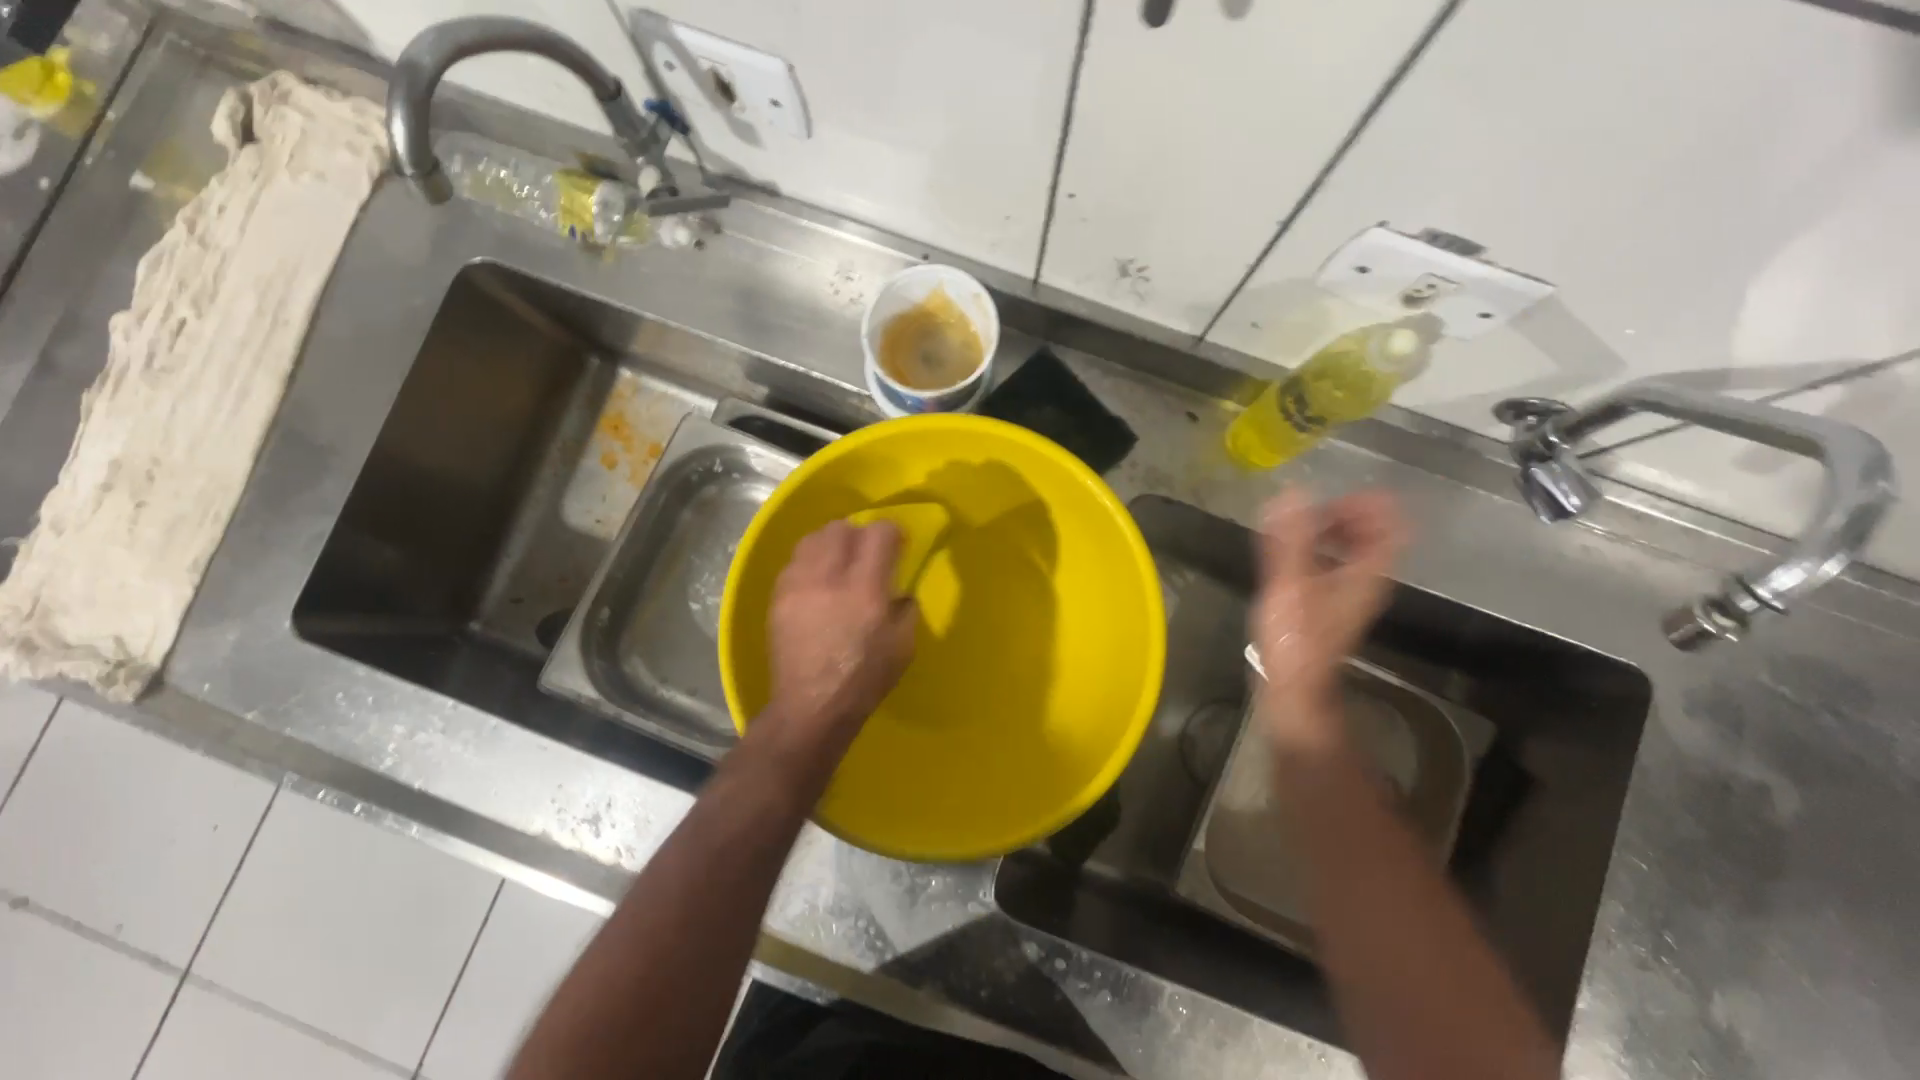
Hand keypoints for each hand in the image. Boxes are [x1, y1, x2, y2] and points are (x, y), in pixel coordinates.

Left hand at [765, 519, 917, 747]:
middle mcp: (828, 578)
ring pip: (812, 539)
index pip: (879, 534)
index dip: (892, 532)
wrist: (811, 707)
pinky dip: (810, 563)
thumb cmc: (864, 680)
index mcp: (865, 590)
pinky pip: (794, 563)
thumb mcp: (903, 646)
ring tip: (839, 562)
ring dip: (831, 544)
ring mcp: (797, 585)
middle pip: (840, 528)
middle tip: (867, 552)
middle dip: (858, 533)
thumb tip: (898, 591)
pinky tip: (818, 582)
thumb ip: (904, 609)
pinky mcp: (778, 597)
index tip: (898, 544)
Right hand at [1251, 489, 1405, 755]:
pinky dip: (1320, 551)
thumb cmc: (1296, 638)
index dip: (1371, 504)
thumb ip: (1291, 539)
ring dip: (1331, 532)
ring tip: (1298, 526)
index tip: (1338, 495)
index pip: (1391, 527)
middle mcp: (1368, 583)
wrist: (1294, 689)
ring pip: (1354, 551)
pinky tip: (1291, 554)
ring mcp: (1351, 596)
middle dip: (1346, 514)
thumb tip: (1292, 492)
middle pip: (1374, 536)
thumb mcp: (1291, 584)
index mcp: (1369, 574)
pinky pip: (1337, 566)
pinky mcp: (1332, 607)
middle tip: (1311, 509)